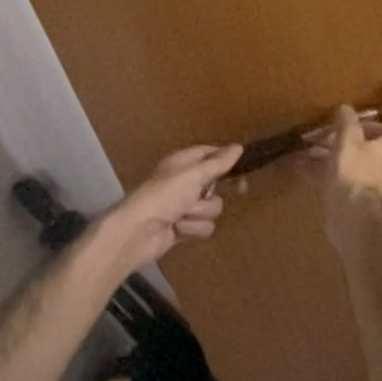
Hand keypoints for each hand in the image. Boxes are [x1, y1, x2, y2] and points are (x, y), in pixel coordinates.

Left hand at [93, 143, 242, 273]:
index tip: (243, 164)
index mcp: (182, 164)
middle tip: (239, 189)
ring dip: (200, 213)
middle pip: (215, 182)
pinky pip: (204, 227)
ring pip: (212, 207)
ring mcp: (183, 207)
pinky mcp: (183, 229)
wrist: (137, 233)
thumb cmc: (163, 196)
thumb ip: (217, 163)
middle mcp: (184, 183)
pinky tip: (179, 230)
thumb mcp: (193, 175)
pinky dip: (193, 229)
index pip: (209, 154)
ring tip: (183, 216)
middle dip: (217, 191)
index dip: (225, 158)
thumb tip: (238, 147)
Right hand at [300, 105, 381, 243]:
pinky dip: (325, 175)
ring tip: (306, 153)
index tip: (347, 124)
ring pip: (350, 165)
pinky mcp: (358, 200)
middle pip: (365, 148)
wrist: (350, 215)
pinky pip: (342, 181)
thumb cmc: (353, 170)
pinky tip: (303, 171)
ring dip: (330, 158)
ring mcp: (373, 185)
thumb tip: (346, 107)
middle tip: (322, 137)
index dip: (366, 124)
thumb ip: (347, 121)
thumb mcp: (347, 138)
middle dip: (341, 142)